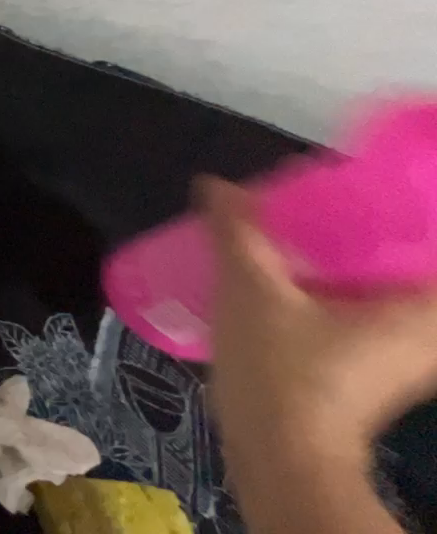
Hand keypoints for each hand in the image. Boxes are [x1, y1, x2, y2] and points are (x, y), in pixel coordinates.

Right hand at [200, 175, 436, 465]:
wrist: (282, 447)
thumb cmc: (283, 366)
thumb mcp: (250, 289)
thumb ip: (237, 233)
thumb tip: (217, 184)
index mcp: (424, 311)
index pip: (425, 247)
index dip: (392, 214)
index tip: (343, 192)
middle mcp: (429, 334)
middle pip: (401, 269)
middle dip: (354, 238)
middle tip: (301, 210)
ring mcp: (404, 358)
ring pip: (377, 293)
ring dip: (337, 265)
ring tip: (284, 240)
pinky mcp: (372, 370)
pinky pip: (361, 313)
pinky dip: (330, 292)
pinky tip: (282, 282)